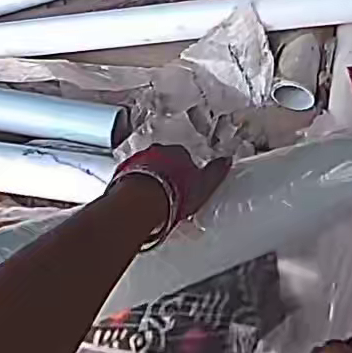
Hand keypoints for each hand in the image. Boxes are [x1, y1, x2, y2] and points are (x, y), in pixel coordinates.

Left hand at [109, 144, 231, 240]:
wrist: (143, 200)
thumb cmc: (175, 193)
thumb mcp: (204, 185)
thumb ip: (216, 172)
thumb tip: (227, 161)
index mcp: (178, 152)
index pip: (184, 157)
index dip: (185, 171)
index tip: (185, 184)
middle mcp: (157, 152)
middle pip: (164, 160)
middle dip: (166, 172)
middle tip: (170, 191)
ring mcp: (138, 160)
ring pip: (147, 167)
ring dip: (151, 178)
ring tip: (155, 198)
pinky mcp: (124, 172)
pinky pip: (132, 176)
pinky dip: (136, 184)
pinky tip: (140, 199)